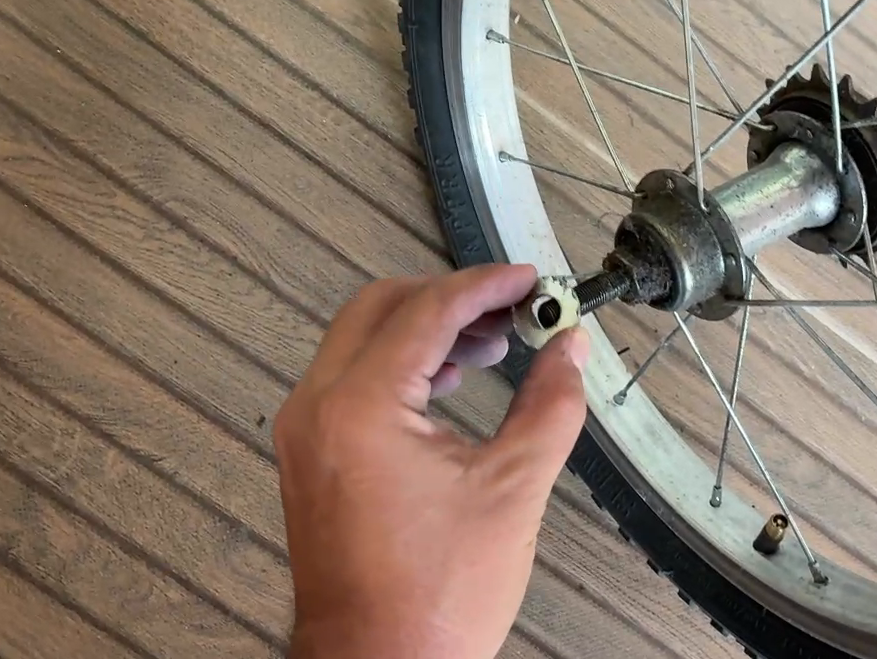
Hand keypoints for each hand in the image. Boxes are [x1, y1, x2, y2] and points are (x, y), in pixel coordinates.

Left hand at [274, 265, 590, 658]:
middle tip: (509, 309)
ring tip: (489, 344)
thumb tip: (570, 348)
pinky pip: (351, 370)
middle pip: (383, 305)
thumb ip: (550, 405)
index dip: (484, 285)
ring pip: (363, 332)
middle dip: (450, 297)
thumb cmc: (436, 597)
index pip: (427, 310)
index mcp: (361, 406)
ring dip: (425, 325)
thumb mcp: (512, 490)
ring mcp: (305, 424)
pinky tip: (449, 378)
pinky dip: (399, 358)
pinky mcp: (309, 445)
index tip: (526, 279)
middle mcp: (318, 402)